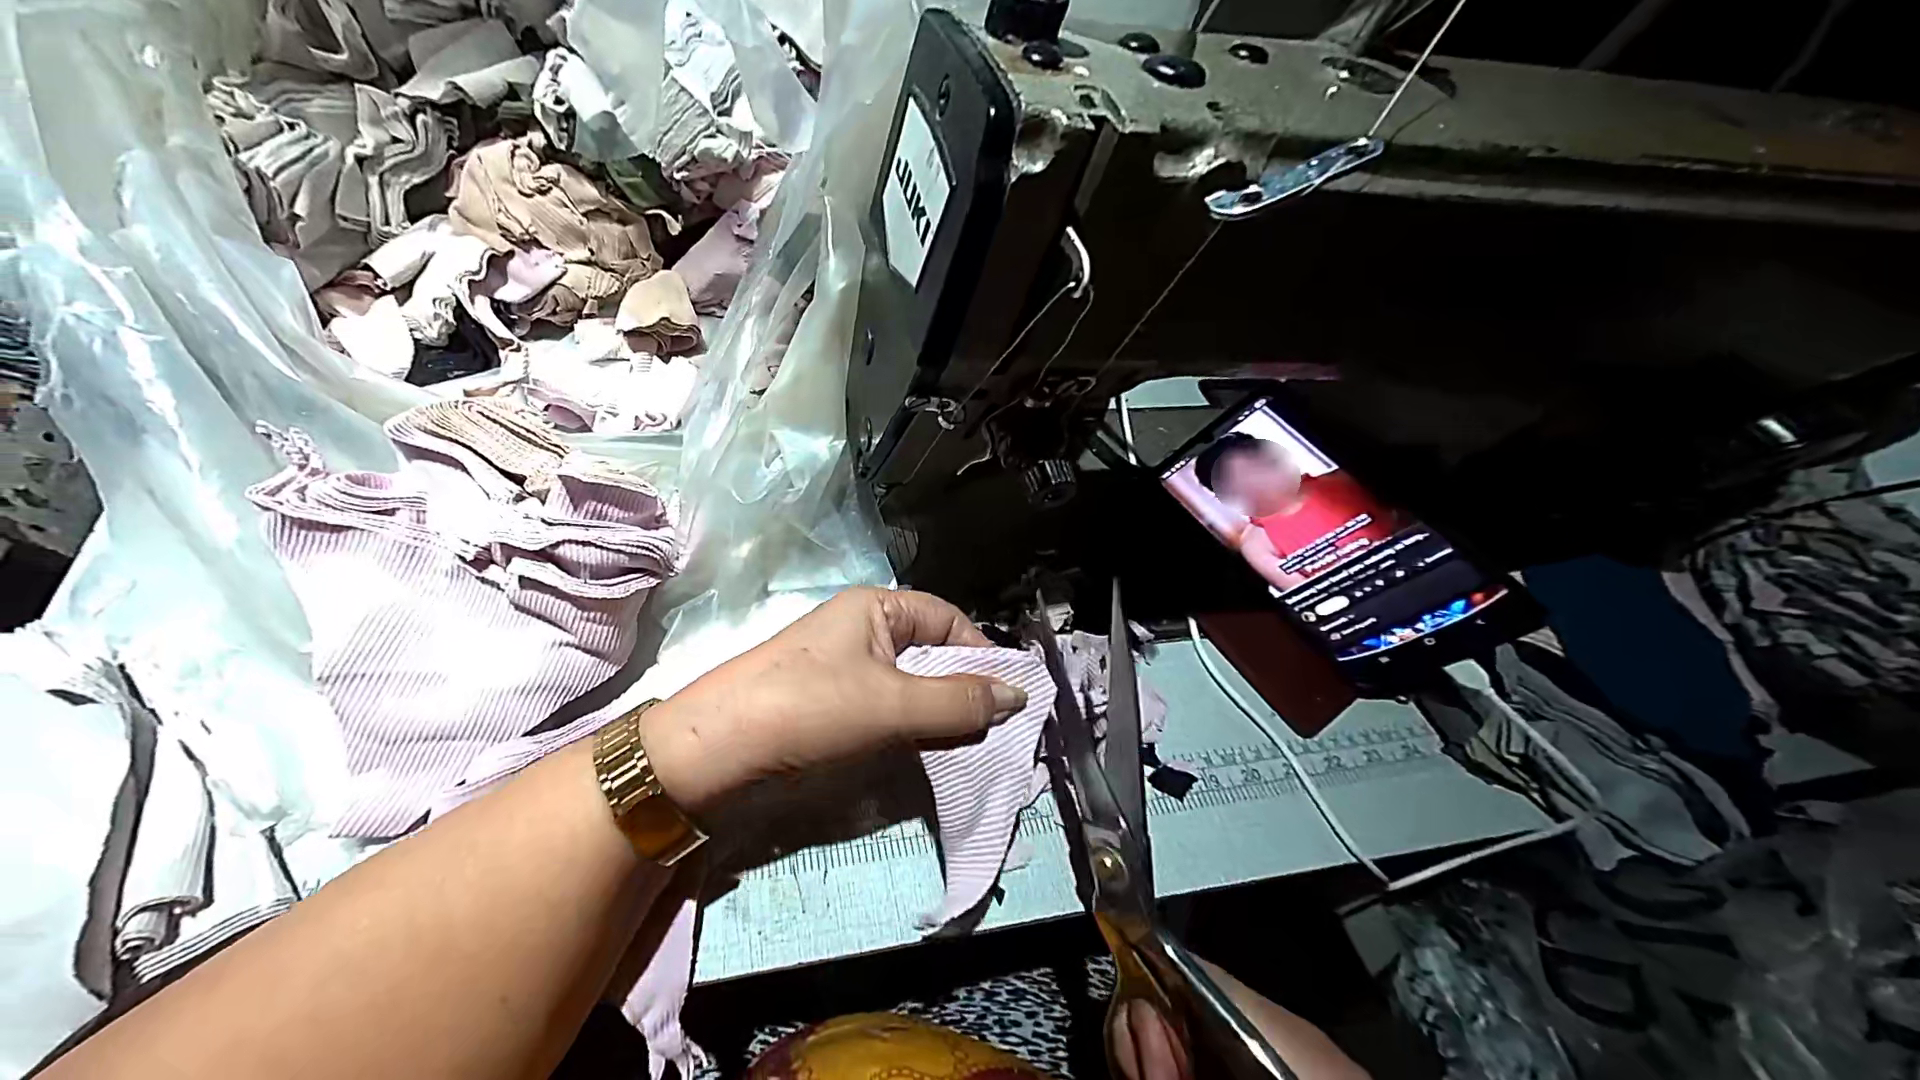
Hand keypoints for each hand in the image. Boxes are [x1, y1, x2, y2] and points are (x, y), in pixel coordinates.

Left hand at [637, 587, 1028, 816]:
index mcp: (875, 609)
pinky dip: (912, 729)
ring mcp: (844, 671)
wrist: (712, 754)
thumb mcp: (892, 702)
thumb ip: (958, 700)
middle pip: (931, 653)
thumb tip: (1017, 695)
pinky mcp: (831, 707)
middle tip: (994, 728)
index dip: (980, 651)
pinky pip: (887, 710)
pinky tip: (927, 752)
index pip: (947, 619)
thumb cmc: (809, 708)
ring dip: (940, 713)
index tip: (1006, 694)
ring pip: (910, 687)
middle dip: (964, 688)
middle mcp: (861, 632)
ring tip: (969, 746)